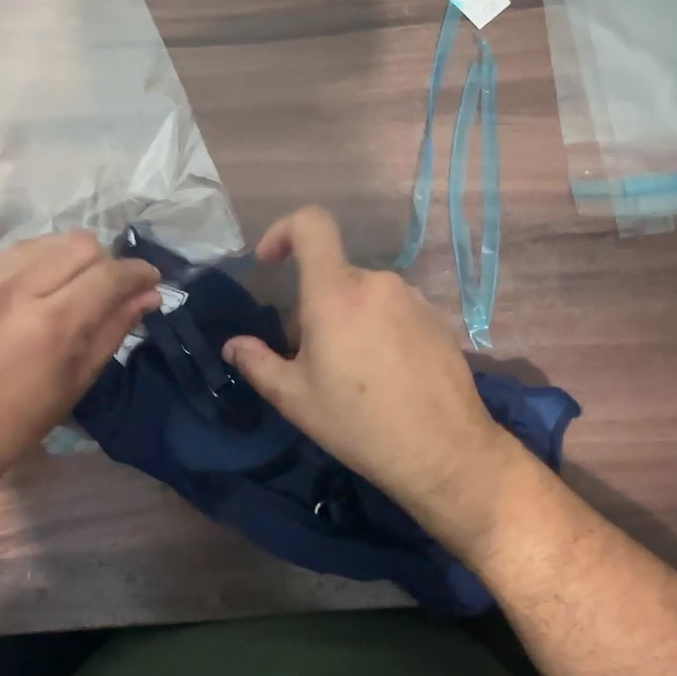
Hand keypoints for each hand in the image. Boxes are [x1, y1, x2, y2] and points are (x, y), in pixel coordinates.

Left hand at [0, 232, 161, 493]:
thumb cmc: (21, 419)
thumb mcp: (78, 380)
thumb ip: (116, 327)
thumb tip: (150, 293)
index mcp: (49, 326)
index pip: (108, 275)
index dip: (137, 273)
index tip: (149, 279)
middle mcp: (11, 291)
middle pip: (80, 244)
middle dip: (101, 265)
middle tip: (102, 290)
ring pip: (44, 242)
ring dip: (63, 262)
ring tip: (59, 292)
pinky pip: (7, 253)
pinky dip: (25, 269)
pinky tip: (20, 298)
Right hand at [220, 207, 528, 557]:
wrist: (443, 451)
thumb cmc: (357, 423)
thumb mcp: (294, 398)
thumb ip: (257, 363)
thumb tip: (234, 346)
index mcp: (335, 293)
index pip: (311, 225)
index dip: (283, 231)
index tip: (270, 263)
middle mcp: (376, 283)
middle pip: (334, 274)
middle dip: (314, 305)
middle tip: (310, 357)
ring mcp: (412, 299)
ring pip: (364, 295)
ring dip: (348, 320)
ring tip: (350, 373)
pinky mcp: (437, 320)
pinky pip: (394, 311)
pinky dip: (378, 330)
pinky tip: (383, 377)